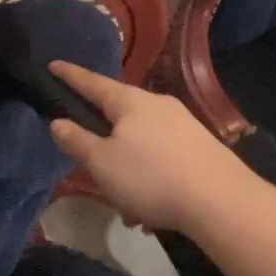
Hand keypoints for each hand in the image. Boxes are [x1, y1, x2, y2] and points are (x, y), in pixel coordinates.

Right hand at [47, 61, 258, 233]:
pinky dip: (150, 177)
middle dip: (103, 139)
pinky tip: (151, 210)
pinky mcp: (202, 149)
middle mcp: (158, 104)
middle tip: (89, 160)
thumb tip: (58, 122)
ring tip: (125, 203)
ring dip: (128, 168)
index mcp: (129, 101)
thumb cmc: (151, 176)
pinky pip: (163, 158)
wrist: (223, 203)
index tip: (52, 65)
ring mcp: (184, 125)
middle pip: (119, 114)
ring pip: (142, 142)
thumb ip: (76, 141)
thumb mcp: (101, 163)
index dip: (69, 75)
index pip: (91, 82)